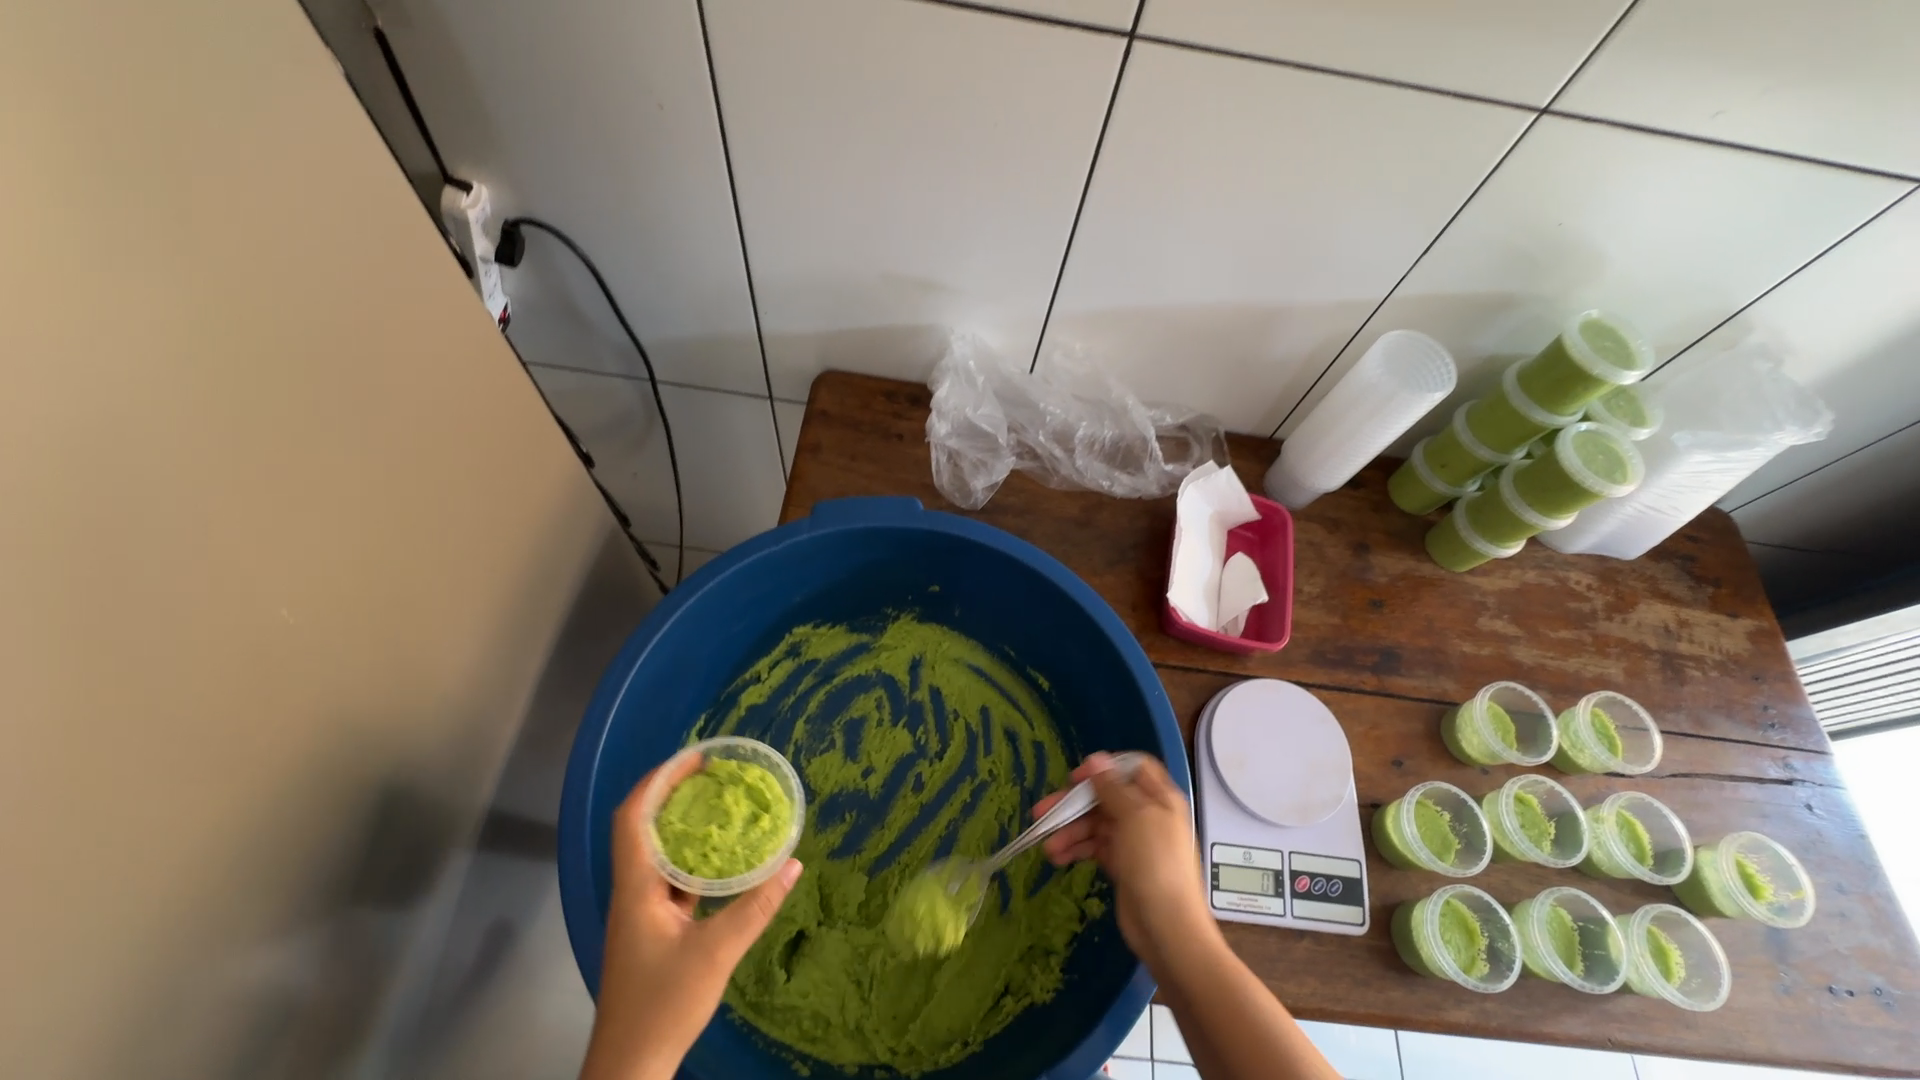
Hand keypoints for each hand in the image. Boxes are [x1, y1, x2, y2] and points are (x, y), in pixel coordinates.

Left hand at [580, 754, 803, 1079]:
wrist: (630, 1066)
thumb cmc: (663, 1006)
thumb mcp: (716, 954)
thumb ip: (755, 908)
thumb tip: (793, 864)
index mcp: (636, 888)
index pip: (632, 817)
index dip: (659, 780)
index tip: (695, 757)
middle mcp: (633, 891)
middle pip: (643, 827)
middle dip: (675, 793)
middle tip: (715, 774)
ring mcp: (641, 911)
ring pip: (658, 853)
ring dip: (684, 825)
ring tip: (722, 805)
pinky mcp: (653, 928)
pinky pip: (672, 878)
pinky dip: (694, 858)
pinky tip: (723, 860)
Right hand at [1032, 752, 1214, 973]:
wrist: (1167, 927)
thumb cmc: (1156, 864)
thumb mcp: (1135, 816)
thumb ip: (1113, 787)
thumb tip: (1096, 758)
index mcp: (1159, 797)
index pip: (1131, 768)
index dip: (1103, 769)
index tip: (1076, 778)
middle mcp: (1147, 814)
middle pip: (1105, 797)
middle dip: (1073, 804)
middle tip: (1041, 812)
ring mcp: (1133, 841)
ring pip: (1095, 824)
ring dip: (1069, 831)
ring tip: (1047, 847)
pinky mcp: (1121, 864)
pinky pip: (1093, 847)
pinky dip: (1075, 850)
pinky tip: (1056, 858)